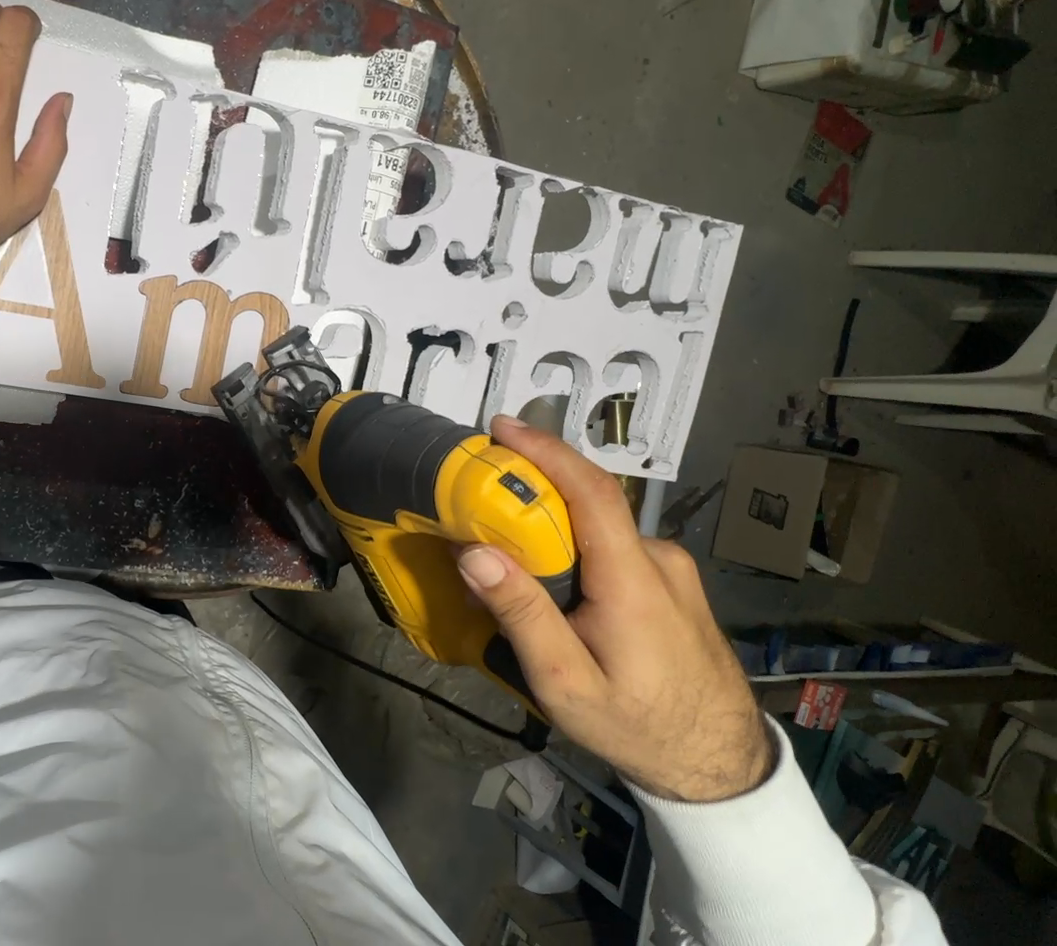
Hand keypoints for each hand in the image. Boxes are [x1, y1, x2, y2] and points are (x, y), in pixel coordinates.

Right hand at [456, 416, 774, 802]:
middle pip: (587, 506)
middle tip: (475, 501)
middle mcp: (657, 560)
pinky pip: (611, 549)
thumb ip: (521, 613)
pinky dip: (572, 549)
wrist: (720, 767)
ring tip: (502, 557)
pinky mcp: (672, 585)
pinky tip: (549, 585)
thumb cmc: (636, 724)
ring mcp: (671, 571)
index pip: (592, 493)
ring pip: (597, 530)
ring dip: (548, 528)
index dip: (547, 451)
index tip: (502, 427)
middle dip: (529, 491)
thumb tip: (472, 550)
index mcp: (633, 579)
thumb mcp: (565, 681)